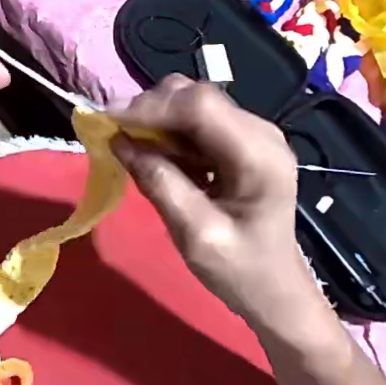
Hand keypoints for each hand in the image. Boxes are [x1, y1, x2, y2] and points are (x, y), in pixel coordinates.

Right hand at [112, 76, 323, 328]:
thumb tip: (118, 141)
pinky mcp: (240, 140)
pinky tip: (154, 153)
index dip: (152, 107)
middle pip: (197, 96)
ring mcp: (252, 133)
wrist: (274, 289)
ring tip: (131, 144)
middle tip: (117, 135)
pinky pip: (197, 119)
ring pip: (193, 102)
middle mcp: (260, 132)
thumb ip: (159, 184)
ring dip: (157, 118)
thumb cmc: (240, 270)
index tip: (111, 124)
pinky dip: (169, 129)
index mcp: (258, 155)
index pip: (201, 105)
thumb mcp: (195, 234)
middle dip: (151, 109)